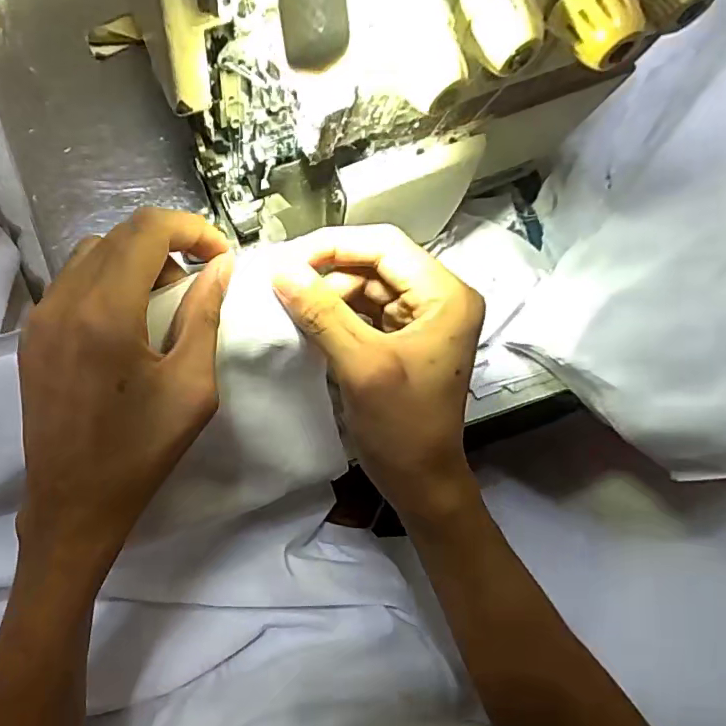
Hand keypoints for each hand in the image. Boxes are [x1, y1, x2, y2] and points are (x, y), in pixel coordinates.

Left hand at [18, 208, 232, 566]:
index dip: (191, 230)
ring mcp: (39, 318)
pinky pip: (70, 285)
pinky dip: (104, 285)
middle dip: (165, 248)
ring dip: (132, 264)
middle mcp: (63, 301)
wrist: (73, 502)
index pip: (148, 229)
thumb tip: (220, 268)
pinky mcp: (30, 338)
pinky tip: (124, 326)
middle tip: (194, 289)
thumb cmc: (140, 452)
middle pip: (118, 237)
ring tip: (160, 307)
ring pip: (90, 256)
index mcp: (105, 311)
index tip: (218, 259)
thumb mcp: (191, 387)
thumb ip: (205, 316)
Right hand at [271, 224, 483, 521]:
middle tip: (281, 285)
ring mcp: (421, 321)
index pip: (385, 245)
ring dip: (327, 295)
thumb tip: (281, 271)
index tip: (287, 260)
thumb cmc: (402, 428)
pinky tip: (306, 322)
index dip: (333, 246)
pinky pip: (364, 314)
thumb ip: (321, 313)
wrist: (420, 481)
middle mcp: (438, 300)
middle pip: (374, 264)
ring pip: (366, 288)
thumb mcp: (361, 365)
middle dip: (327, 272)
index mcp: (445, 296)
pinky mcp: (403, 342)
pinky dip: (335, 316)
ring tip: (287, 304)